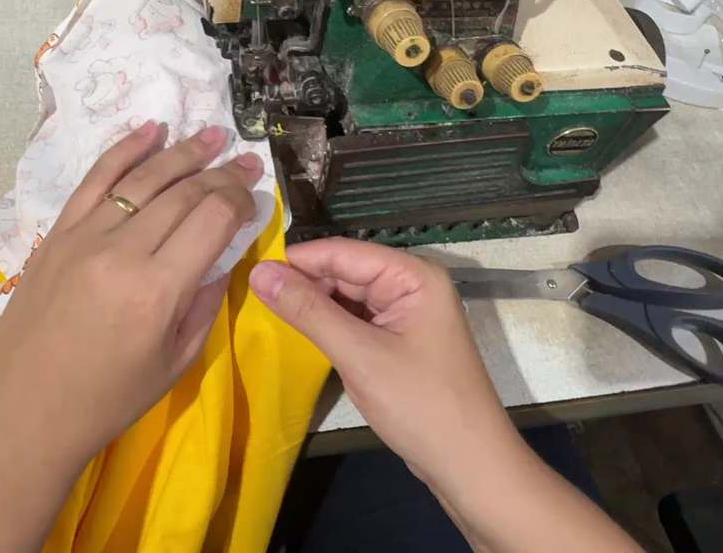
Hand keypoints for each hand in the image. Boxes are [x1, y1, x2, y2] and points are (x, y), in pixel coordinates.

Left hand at [0, 122, 260, 552]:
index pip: (211, 218)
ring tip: (213, 135)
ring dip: (184, 151)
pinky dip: (125, 149)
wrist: (24, 412)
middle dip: (222, 172)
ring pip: (143, 177)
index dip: (239, 199)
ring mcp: (84, 235)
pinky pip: (95, 178)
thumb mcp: (177, 360)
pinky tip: (151, 129)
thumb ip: (206, 298)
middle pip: (183, 192)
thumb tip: (224, 248)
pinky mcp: (58, 231)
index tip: (254, 197)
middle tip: (247, 160)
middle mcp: (121, 251)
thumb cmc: (108, 399)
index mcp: (156, 290)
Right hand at [252, 240, 643, 552]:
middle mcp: (410, 283)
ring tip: (264, 306)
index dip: (297, 259)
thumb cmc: (421, 405)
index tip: (250, 267)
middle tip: (251, 291)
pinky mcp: (399, 338)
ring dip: (313, 303)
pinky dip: (329, 323)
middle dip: (303, 281)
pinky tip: (299, 329)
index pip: (343, 252)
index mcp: (412, 274)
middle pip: (345, 271)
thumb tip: (259, 272)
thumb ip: (308, 311)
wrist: (472, 470)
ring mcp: (406, 312)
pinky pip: (356, 318)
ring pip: (347, 295)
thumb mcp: (359, 355)